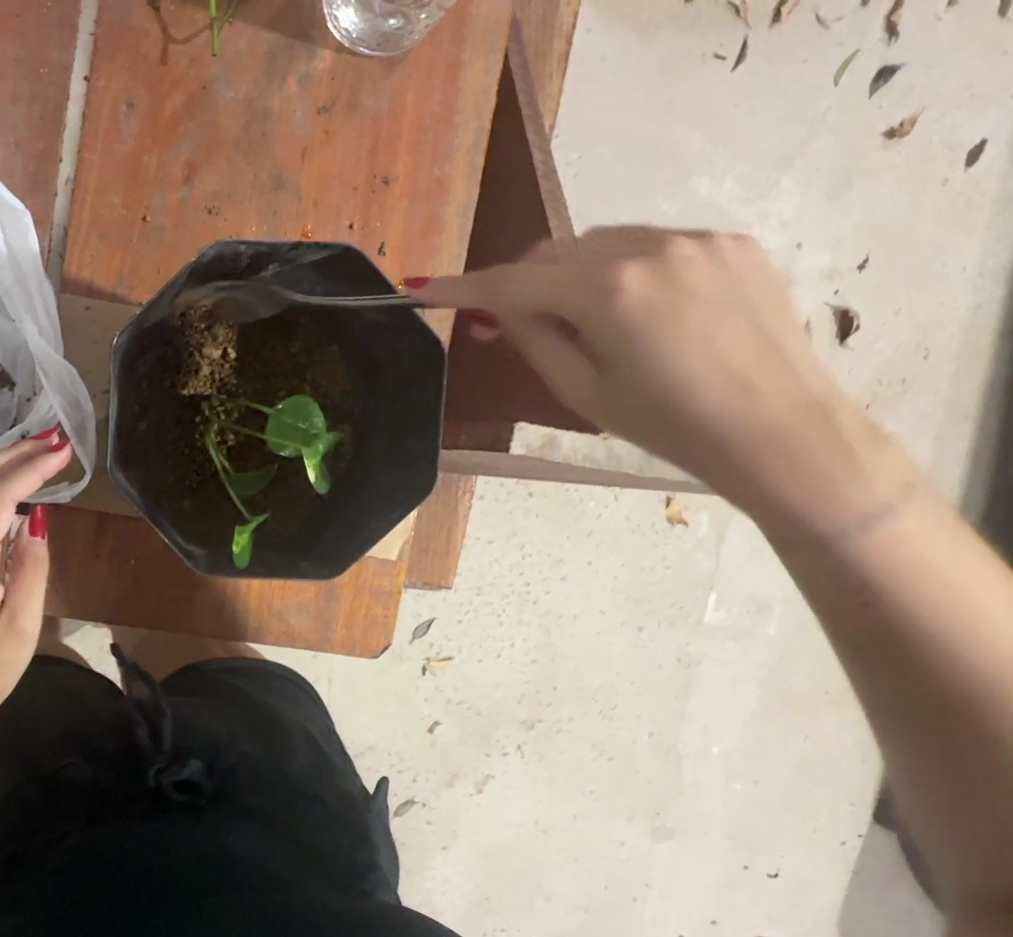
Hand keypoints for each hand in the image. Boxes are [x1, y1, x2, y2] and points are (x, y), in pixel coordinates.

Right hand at [409, 227, 914, 533]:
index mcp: (608, 291)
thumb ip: (532, 338)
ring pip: (601, 243)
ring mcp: (695, 240)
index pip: (512, 281)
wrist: (780, 430)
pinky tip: (640, 312)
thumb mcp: (581, 391)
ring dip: (573, 273)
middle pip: (554, 251)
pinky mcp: (729, 243)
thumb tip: (496, 309)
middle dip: (522, 281)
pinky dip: (624, 269)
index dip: (462, 287)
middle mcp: (650, 249)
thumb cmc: (669, 425)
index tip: (421, 285)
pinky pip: (651, 244)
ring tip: (586, 323)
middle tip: (507, 323)